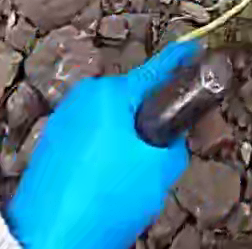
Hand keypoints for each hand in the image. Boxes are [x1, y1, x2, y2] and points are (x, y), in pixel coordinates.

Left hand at [4, 41, 197, 248]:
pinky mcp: (50, 147)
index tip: (201, 48)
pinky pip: (92, 137)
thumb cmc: (102, 203)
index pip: (160, 65)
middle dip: (154, 115)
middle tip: (168, 139)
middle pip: (136, 96)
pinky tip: (112, 179)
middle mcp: (83, 97)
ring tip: (136, 169)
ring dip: (129, 136)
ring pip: (114, 119)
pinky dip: (107, 150)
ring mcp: (63, 121)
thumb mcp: (158, 172)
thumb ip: (177, 144)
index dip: (185, 56)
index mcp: (109, 93)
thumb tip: (175, 137)